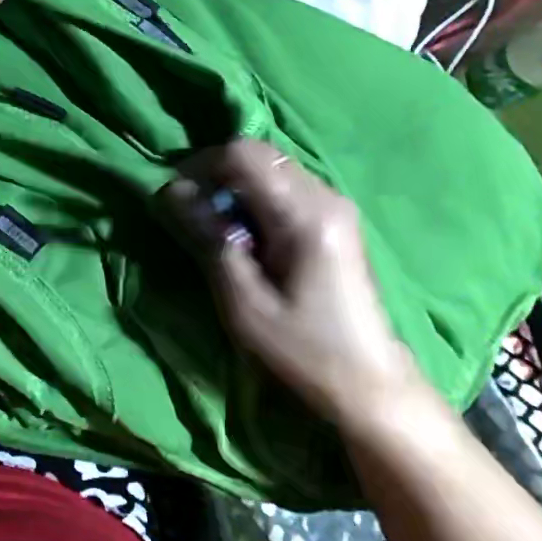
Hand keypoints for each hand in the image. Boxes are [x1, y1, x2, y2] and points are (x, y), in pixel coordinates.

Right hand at [163, 139, 429, 427]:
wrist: (370, 386)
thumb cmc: (303, 351)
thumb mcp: (244, 303)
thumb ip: (208, 240)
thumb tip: (171, 193)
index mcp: (306, 215)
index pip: (244, 155)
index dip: (201, 166)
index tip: (176, 200)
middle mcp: (326, 197)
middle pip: (259, 155)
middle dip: (216, 175)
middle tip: (191, 215)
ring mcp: (335, 206)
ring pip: (271, 168)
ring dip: (234, 188)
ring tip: (215, 229)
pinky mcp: (335, 221)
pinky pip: (284, 188)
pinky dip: (254, 200)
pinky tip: (246, 237)